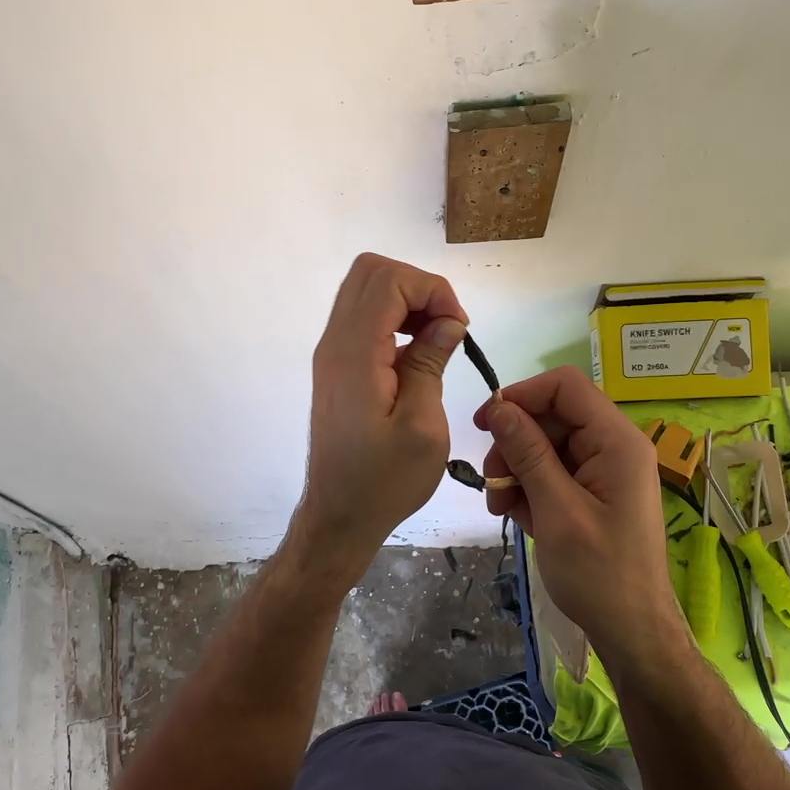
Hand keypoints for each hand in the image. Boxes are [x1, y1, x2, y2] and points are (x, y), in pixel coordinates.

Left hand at [297, 254, 467, 562]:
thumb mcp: (423, 427)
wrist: (339, 516)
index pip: (389, 281)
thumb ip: (432, 363)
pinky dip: (394, 321)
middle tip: (448, 327)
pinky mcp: (336, 369)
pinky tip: (418, 354)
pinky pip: (362, 320)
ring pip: (365, 292)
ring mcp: (331, 355)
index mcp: (355, 354)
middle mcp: (334, 344)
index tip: (459, 328)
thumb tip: (447, 321)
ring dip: (406, 302)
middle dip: (418, 288)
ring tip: (439, 339)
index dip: (432, 290)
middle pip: (371, 273)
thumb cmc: (384, 481)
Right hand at [474, 366, 680, 649]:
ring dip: (516, 470)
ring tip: (501, 508)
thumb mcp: (557, 511)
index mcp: (617, 442)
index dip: (522, 395)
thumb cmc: (599, 573)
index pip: (566, 387)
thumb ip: (528, 454)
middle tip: (491, 482)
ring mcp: (604, 471)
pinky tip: (517, 517)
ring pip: (546, 446)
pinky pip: (553, 473)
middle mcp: (613, 447)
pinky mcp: (593, 494)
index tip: (485, 423)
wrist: (630, 629)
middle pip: (552, 417)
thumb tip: (500, 408)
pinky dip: (529, 489)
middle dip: (514, 443)